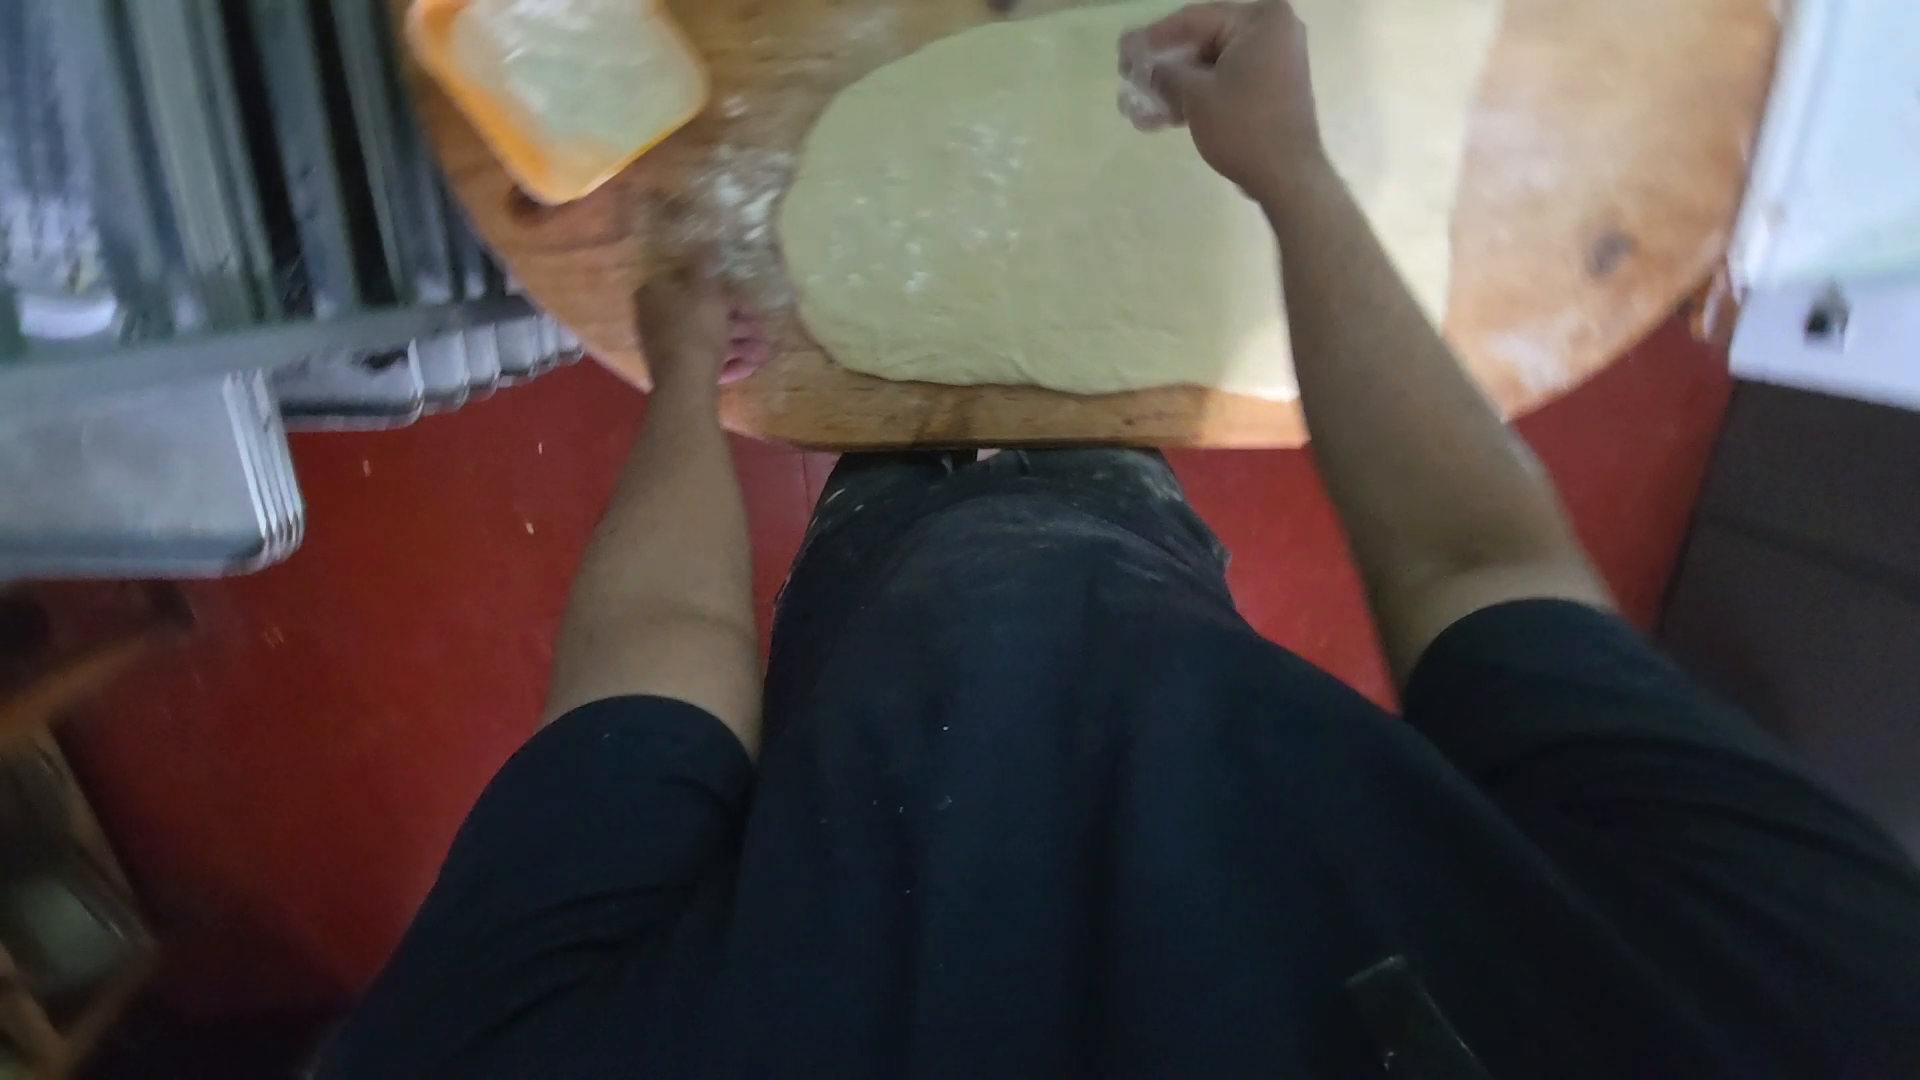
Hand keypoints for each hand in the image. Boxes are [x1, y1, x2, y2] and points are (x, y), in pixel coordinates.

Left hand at [634, 253, 770, 398]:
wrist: (686, 384)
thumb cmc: (696, 330)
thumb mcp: (706, 291)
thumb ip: (707, 265)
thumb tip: (709, 241)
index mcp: (655, 293)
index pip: (693, 285)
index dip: (727, 294)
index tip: (750, 305)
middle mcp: (656, 318)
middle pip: (705, 315)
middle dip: (740, 324)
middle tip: (763, 330)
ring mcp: (666, 347)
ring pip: (709, 340)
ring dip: (741, 344)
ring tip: (764, 353)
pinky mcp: (678, 370)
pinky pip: (706, 360)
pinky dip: (729, 361)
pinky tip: (750, 367)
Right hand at [1119, 1, 1326, 197]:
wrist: (1286, 174)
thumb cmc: (1242, 127)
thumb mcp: (1197, 96)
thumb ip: (1166, 74)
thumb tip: (1142, 66)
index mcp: (1259, 19)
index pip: (1194, 20)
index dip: (1153, 37)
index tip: (1122, 49)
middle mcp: (1270, 32)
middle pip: (1202, 45)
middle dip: (1162, 69)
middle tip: (1128, 78)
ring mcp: (1271, 64)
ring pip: (1209, 71)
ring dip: (1172, 91)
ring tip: (1135, 107)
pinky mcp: (1266, 93)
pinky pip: (1223, 88)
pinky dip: (1195, 101)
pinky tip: (1160, 119)